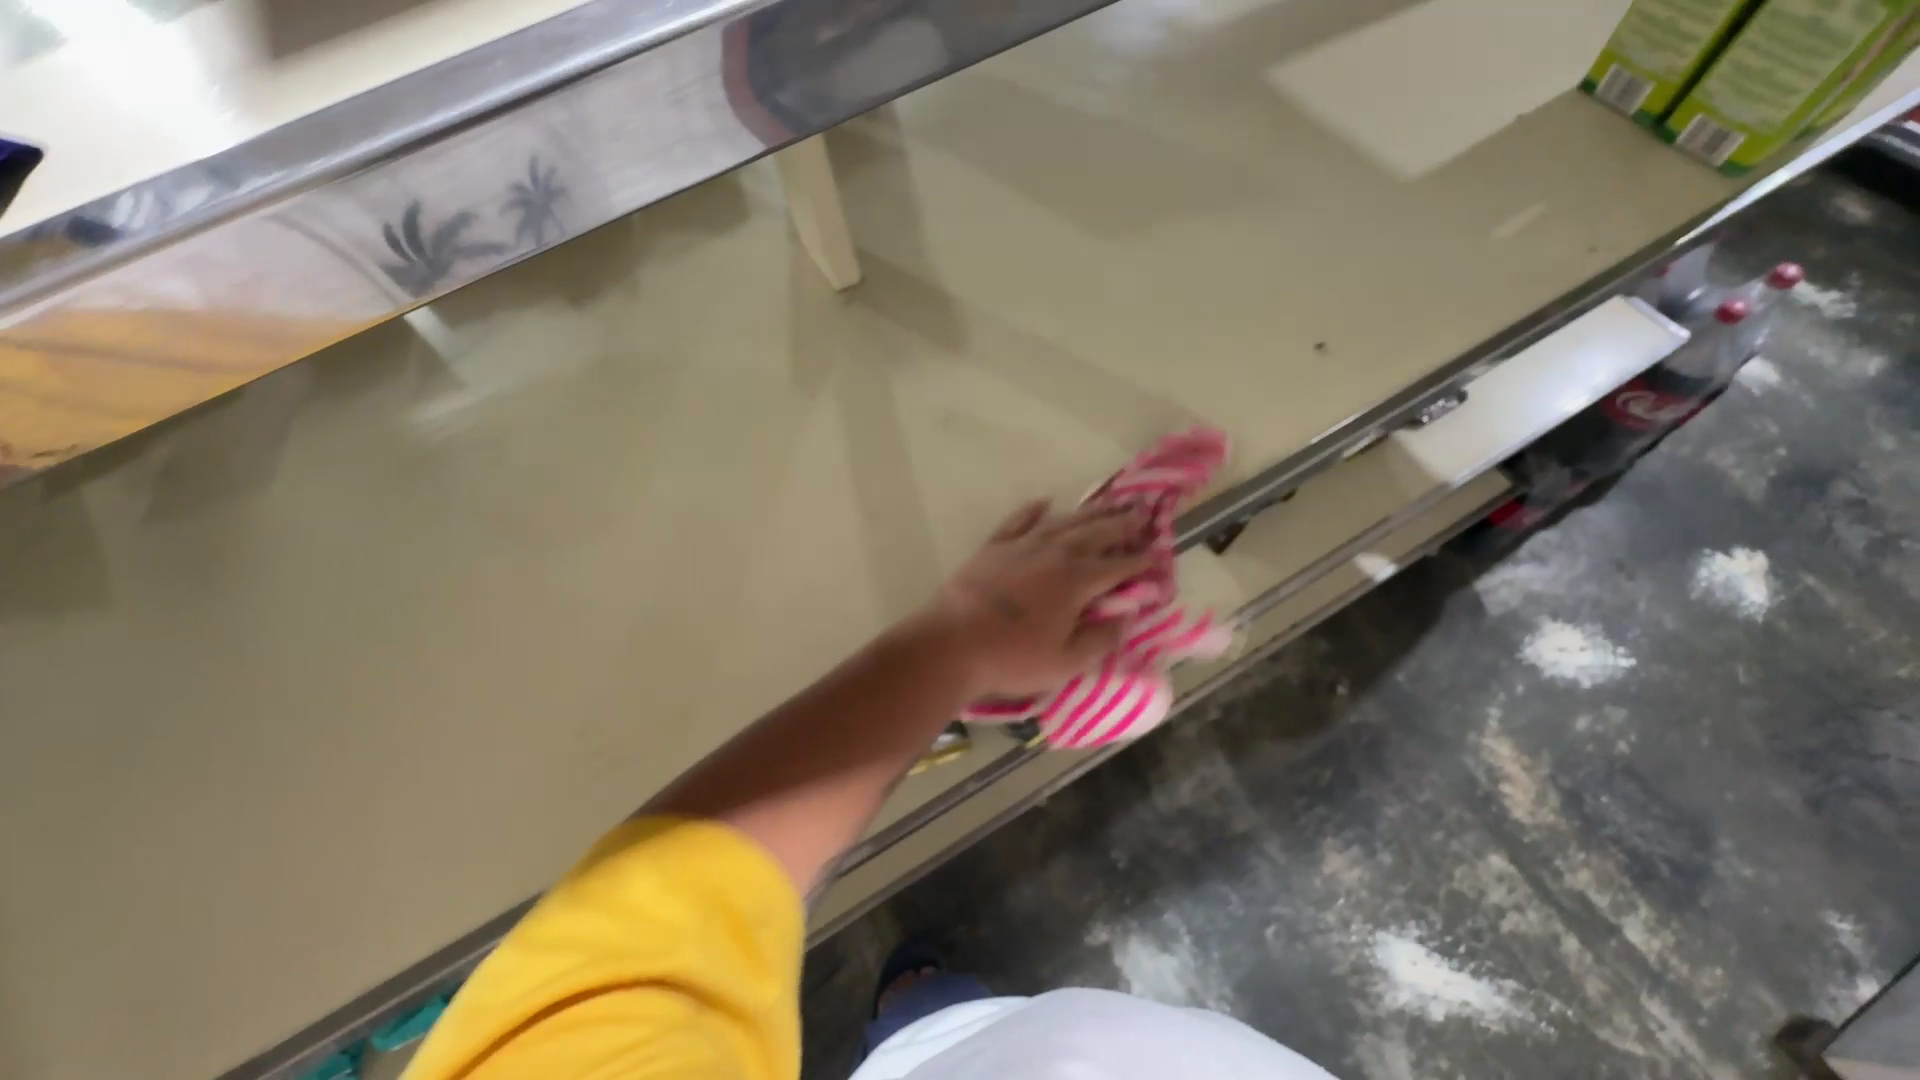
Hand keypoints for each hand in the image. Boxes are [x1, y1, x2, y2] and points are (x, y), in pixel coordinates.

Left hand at [915, 499, 1152, 698]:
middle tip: (1140, 515)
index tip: (1155, 556)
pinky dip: (1033, 510)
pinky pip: (1018, 521)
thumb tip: (1125, 618)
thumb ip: (1100, 639)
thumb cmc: (1012, 659)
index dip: (1139, 561)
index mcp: (1076, 581)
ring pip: (1061, 523)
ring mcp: (1020, 546)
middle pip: (1093, 534)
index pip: (1117, 567)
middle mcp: (1053, 554)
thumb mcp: (1066, 662)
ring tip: (1106, 506)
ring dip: (1087, 514)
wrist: (951, 644)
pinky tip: (1044, 503)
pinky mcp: (992, 548)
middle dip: (1120, 525)